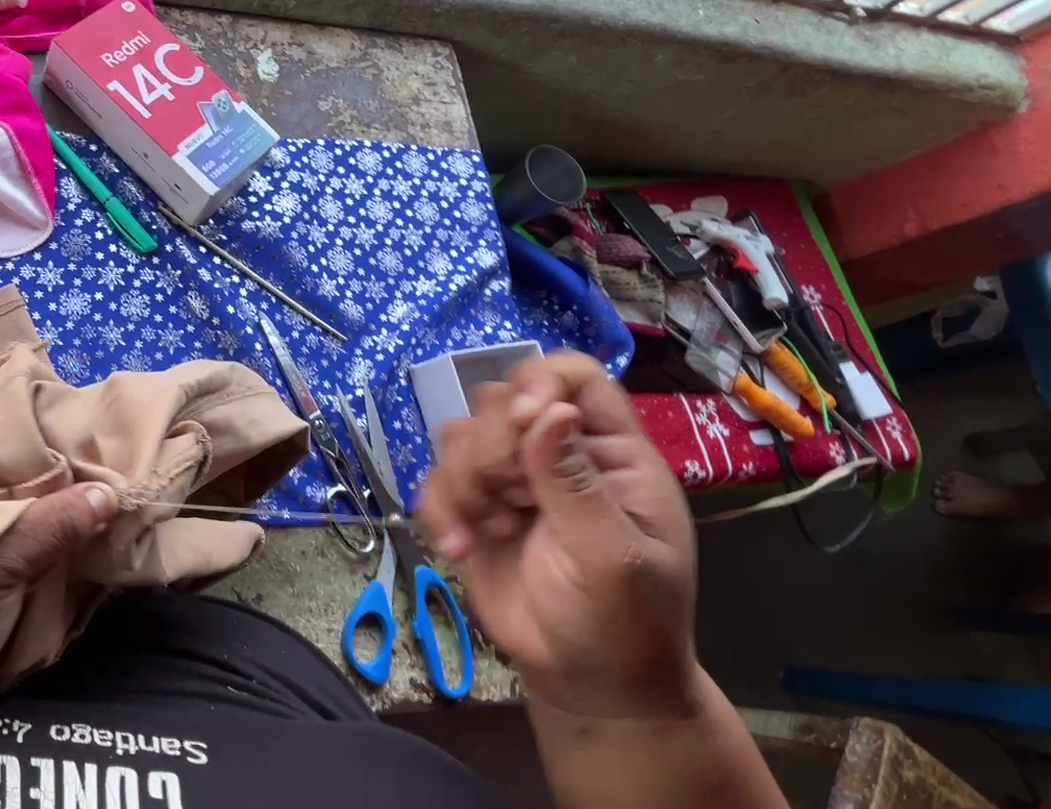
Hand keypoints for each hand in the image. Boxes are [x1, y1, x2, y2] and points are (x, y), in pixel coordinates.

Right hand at [415, 351, 698, 719]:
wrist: (583, 679)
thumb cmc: (623, 622)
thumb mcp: (612, 558)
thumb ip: (575, 484)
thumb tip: (548, 411)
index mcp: (610, 454)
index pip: (575, 378)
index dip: (540, 381)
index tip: (519, 421)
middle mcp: (555, 453)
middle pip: (499, 402)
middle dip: (490, 450)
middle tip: (506, 501)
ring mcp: (510, 479)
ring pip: (458, 436)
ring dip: (462, 483)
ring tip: (485, 532)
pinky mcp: (471, 506)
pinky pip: (434, 479)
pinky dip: (437, 509)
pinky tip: (457, 547)